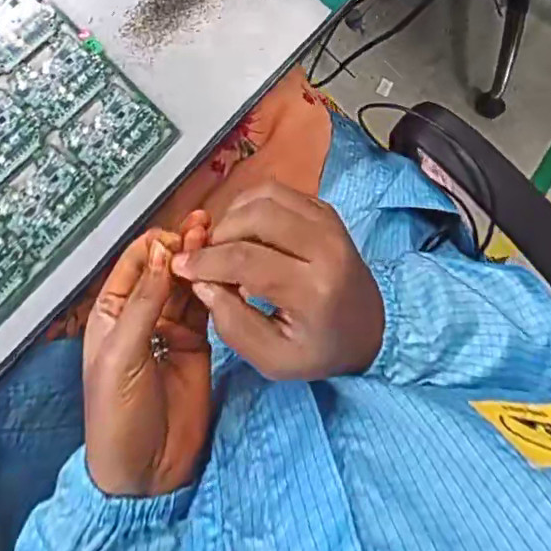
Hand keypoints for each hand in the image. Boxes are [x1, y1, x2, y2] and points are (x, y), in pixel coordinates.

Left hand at [83, 220, 212, 496]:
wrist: (146, 475)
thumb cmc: (116, 418)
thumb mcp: (121, 356)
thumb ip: (144, 303)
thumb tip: (161, 253)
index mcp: (111, 312)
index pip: (134, 264)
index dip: (155, 246)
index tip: (179, 236)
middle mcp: (141, 314)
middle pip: (163, 269)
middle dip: (181, 247)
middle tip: (205, 227)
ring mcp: (170, 328)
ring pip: (186, 284)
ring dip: (199, 262)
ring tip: (218, 239)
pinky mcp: (197, 345)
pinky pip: (205, 308)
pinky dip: (214, 289)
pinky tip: (224, 272)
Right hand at [171, 182, 383, 381]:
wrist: (370, 328)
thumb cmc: (320, 348)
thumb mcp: (274, 360)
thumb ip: (232, 324)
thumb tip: (202, 282)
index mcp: (315, 289)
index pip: (247, 259)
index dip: (206, 260)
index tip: (181, 265)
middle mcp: (326, 246)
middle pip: (256, 215)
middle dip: (220, 233)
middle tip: (206, 255)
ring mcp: (329, 222)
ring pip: (266, 194)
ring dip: (234, 214)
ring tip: (225, 243)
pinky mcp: (325, 209)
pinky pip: (279, 191)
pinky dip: (252, 204)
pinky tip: (245, 231)